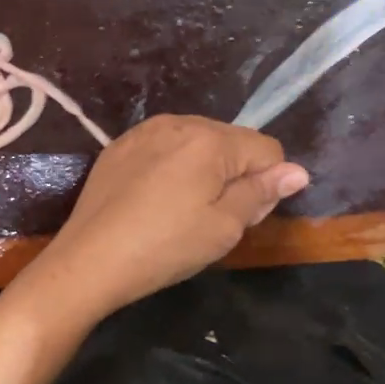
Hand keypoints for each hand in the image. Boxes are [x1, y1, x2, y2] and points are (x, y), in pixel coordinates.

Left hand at [24, 114, 308, 321]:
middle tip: (213, 221)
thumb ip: (260, 193)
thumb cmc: (164, 248)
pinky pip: (162, 150)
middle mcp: (177, 122)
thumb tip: (296, 171)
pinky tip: (153, 203)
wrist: (88, 261)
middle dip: (234, 175)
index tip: (245, 218)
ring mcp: (143, 132)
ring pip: (195, 144)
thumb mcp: (223, 228)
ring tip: (180, 213)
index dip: (268, 184)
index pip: (266, 149)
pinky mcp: (118, 148)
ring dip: (201, 171)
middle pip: (230, 142)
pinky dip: (169, 170)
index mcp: (210, 139)